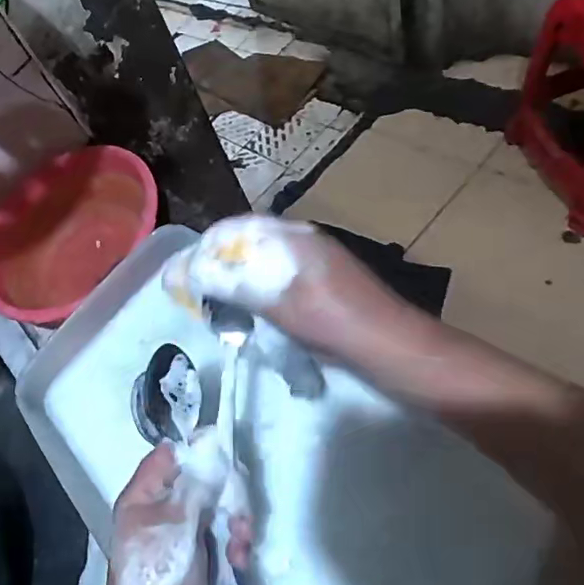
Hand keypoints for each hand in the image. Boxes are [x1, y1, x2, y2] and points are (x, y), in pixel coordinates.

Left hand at [97, 444, 251, 584]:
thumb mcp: (173, 522)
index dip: (196, 452)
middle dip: (224, 497)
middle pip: (199, 486)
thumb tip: (199, 442)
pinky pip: (223, 543)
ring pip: (216, 515)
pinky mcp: (202, 566)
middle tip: (237, 513)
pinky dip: (235, 549)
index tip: (225, 451)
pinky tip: (239, 560)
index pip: (169, 459)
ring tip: (238, 545)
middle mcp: (160, 513)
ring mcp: (182, 540)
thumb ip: (192, 485)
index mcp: (142, 496)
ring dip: (233, 526)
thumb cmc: (157, 574)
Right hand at [166, 214, 412, 362]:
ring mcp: (314, 264)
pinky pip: (275, 281)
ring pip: (258, 265)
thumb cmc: (335, 324)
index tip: (184, 280)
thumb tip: (183, 271)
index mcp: (290, 237)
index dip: (202, 252)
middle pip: (242, 246)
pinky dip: (256, 296)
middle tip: (200, 300)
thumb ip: (227, 282)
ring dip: (235, 285)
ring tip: (223, 313)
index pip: (230, 229)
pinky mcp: (322, 286)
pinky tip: (254, 319)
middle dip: (216, 269)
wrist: (400, 354)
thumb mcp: (274, 302)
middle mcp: (300, 242)